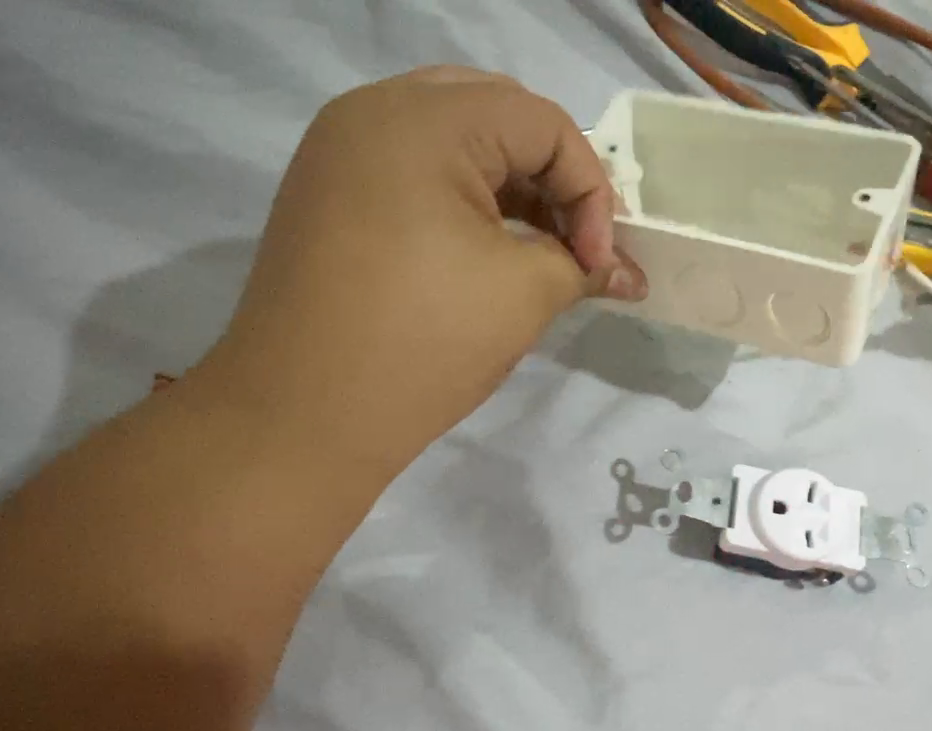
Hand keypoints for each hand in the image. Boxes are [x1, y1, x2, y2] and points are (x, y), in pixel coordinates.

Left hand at [203, 68, 646, 466]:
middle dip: (554, 181)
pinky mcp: (330, 196)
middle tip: (577, 243)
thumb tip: (628, 275)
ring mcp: (342, 153)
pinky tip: (492, 255)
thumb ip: (584, 267)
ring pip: (455, 144)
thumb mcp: (523, 296)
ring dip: (513, 193)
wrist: (302, 416)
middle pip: (498, 117)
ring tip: (544, 254)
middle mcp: (373, 113)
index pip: (543, 123)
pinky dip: (466, 205)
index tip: (599, 266)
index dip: (591, 192)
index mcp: (422, 120)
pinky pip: (416, 175)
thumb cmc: (423, 343)